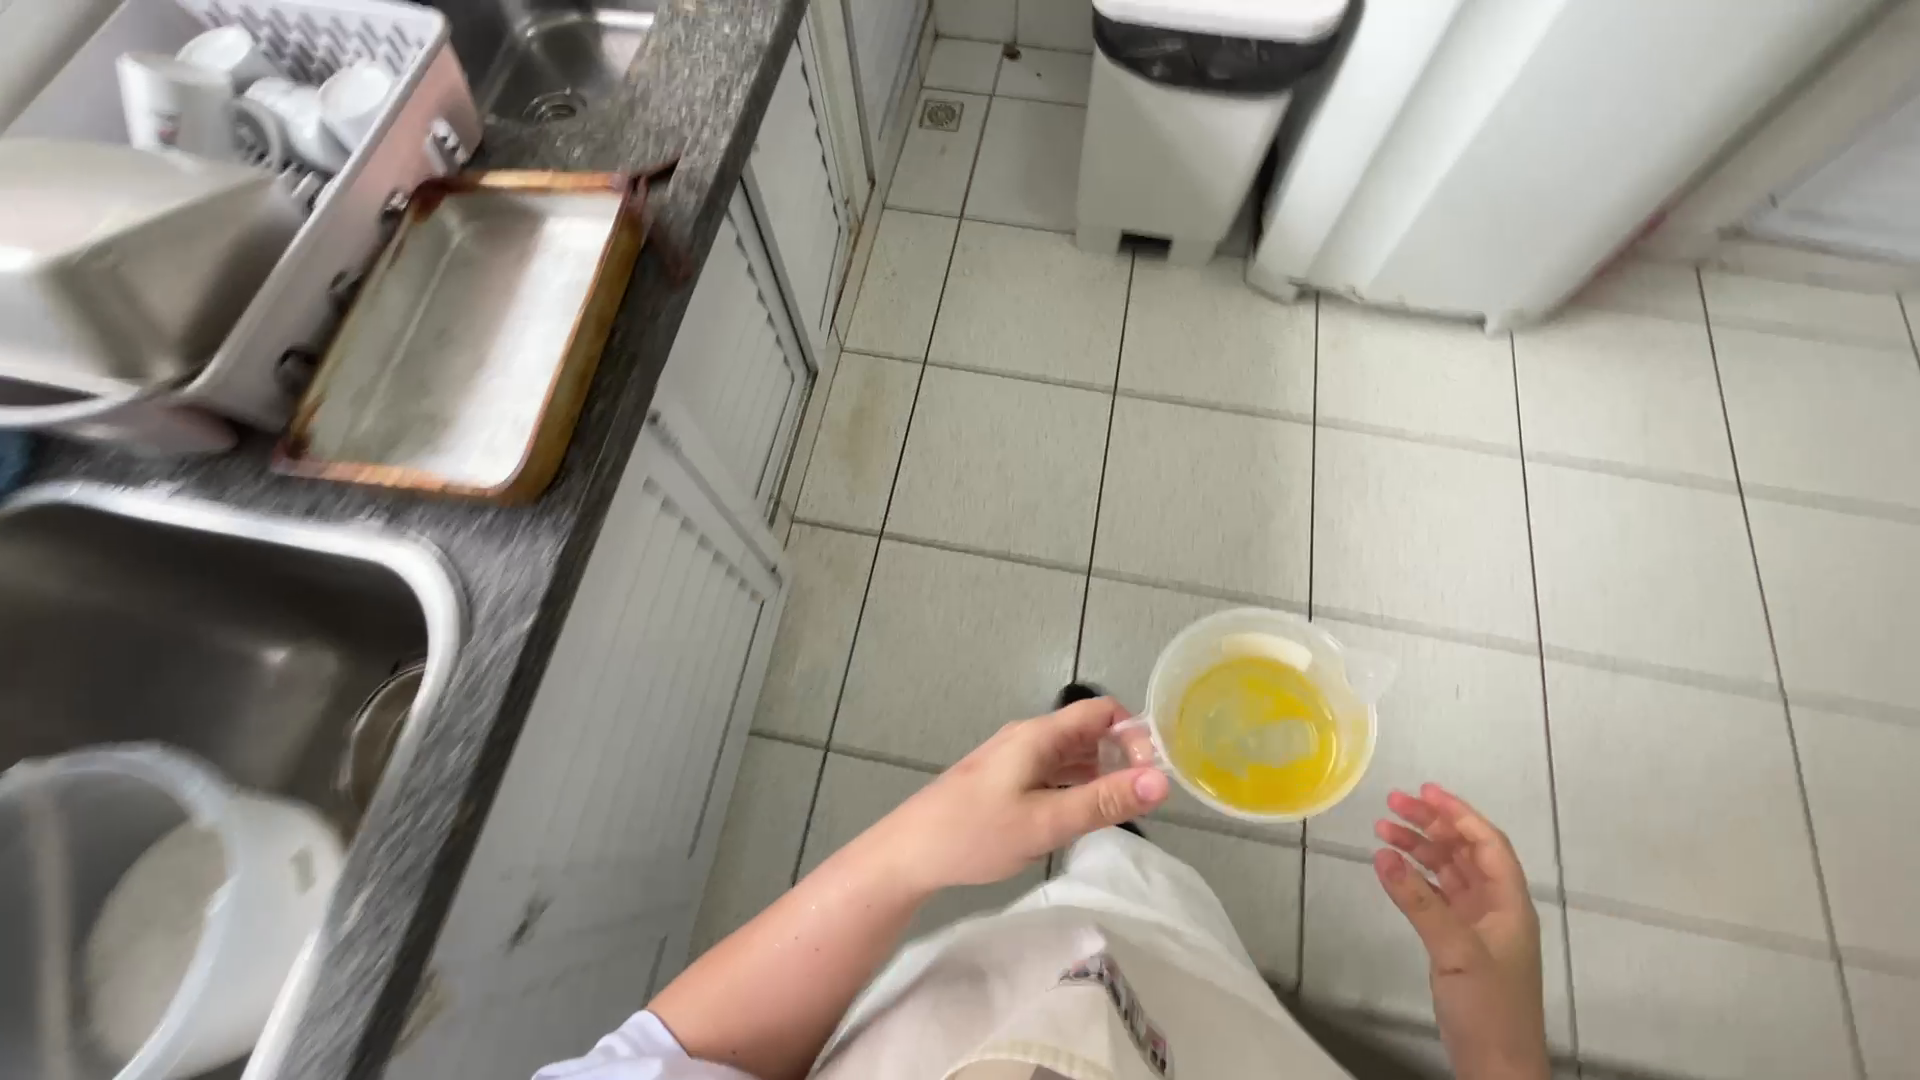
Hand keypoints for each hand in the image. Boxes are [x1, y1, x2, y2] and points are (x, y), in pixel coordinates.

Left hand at [861, 697, 1170, 893]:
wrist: (910, 852)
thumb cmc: (977, 833)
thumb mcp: (1048, 822)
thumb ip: (1104, 801)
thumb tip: (1161, 780)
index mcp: (1039, 735)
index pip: (1101, 711)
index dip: (1134, 733)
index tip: (1151, 774)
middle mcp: (1028, 738)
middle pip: (1087, 731)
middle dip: (1120, 756)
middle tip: (1140, 799)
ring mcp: (1013, 759)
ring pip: (1070, 755)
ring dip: (1098, 774)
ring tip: (1117, 811)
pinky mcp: (1003, 780)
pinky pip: (1051, 772)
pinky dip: (1073, 786)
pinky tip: (1078, 816)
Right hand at [1373, 784, 1549, 1079]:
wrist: (1497, 1066)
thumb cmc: (1489, 1006)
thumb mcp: (1455, 951)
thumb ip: (1418, 900)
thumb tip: (1381, 854)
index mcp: (1509, 904)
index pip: (1488, 845)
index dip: (1459, 814)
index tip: (1425, 791)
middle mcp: (1496, 908)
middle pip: (1465, 852)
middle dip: (1432, 824)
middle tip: (1393, 802)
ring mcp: (1477, 924)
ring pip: (1449, 870)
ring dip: (1419, 847)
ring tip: (1382, 828)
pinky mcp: (1458, 941)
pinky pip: (1436, 893)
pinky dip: (1415, 875)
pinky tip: (1392, 867)